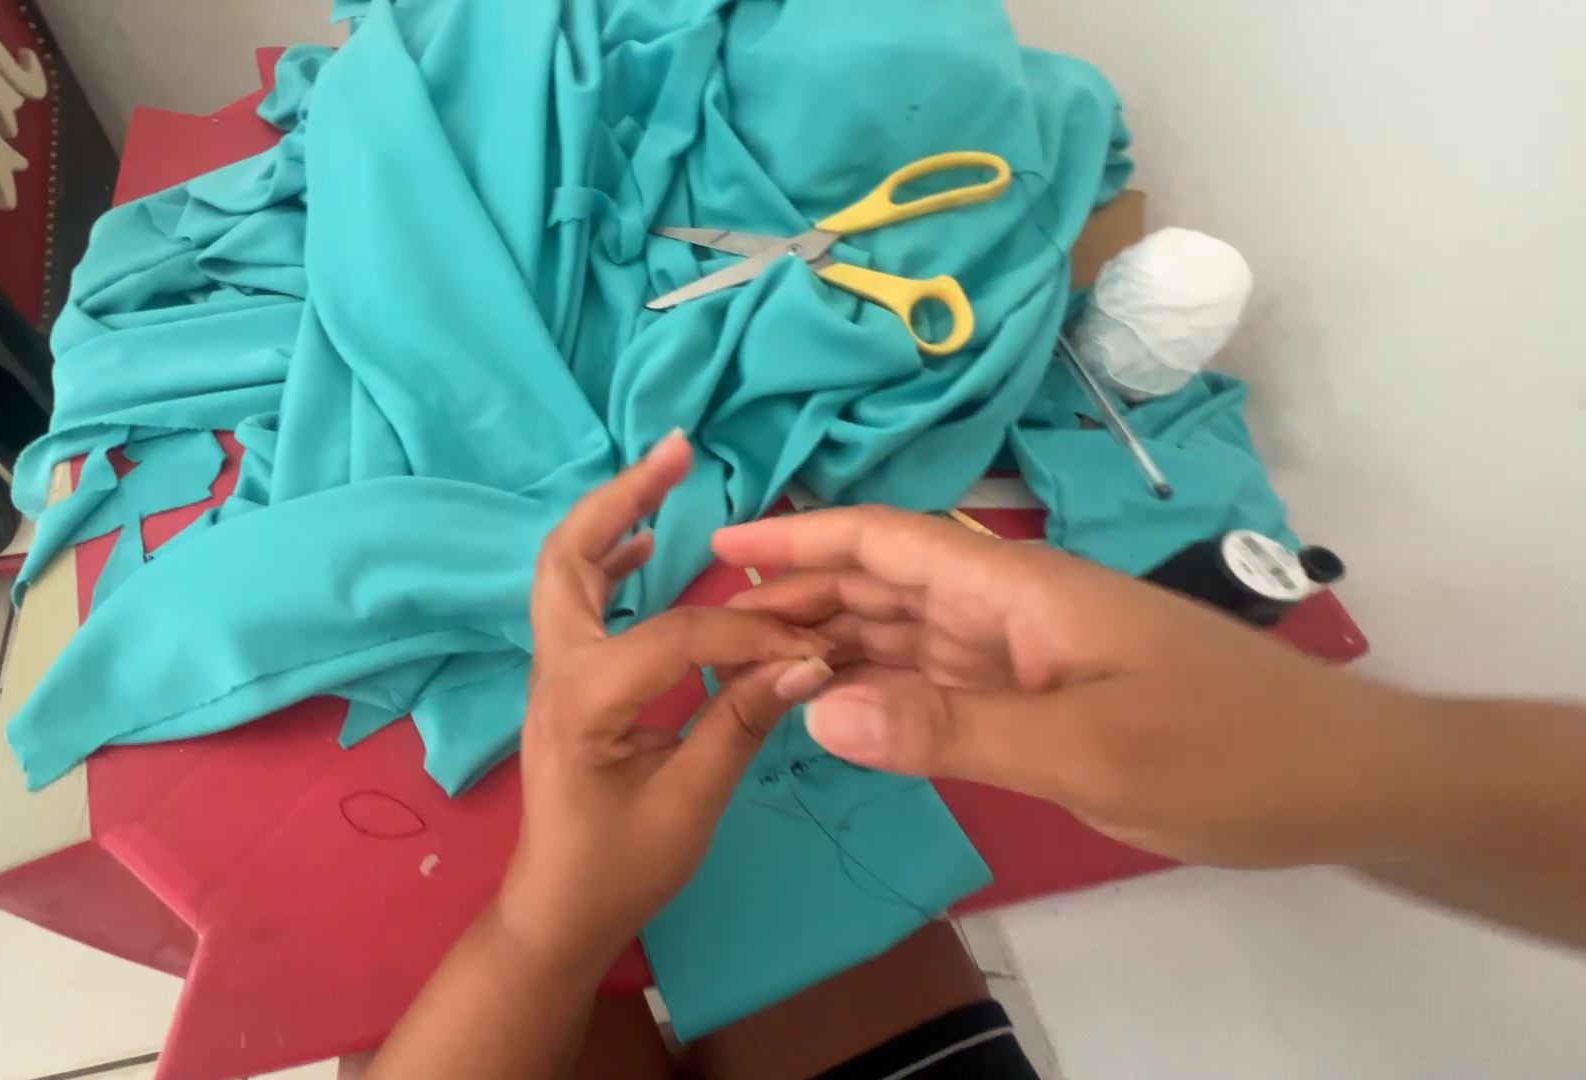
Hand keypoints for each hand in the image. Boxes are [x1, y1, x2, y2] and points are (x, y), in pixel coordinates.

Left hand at [499, 432, 834, 969]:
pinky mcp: (566, 673)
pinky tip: (647, 547)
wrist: (559, 906)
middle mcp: (557, 665)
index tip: (809, 653)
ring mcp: (553, 665)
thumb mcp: (691, 802)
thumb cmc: (620, 866)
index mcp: (584, 698)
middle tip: (678, 451)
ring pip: (565, 566)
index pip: (678, 636)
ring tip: (665, 477)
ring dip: (611, 516)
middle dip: (622, 496)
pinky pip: (578, 595)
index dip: (750, 637)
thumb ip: (741, 722)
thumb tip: (808, 663)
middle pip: (568, 554)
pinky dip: (610, 559)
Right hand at [714, 506, 1423, 868]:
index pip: (881, 541)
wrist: (1344, 786)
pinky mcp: (1017, 690)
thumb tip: (817, 710)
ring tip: (752, 664)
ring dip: (826, 641)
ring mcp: (1006, 648)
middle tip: (718, 629)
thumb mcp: (1085, 747)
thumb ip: (945, 728)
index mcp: (1008, 585)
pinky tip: (827, 702)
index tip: (726, 546)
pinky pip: (923, 678)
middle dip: (796, 596)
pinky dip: (870, 685)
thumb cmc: (1226, 750)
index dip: (799, 537)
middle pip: (874, 584)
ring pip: (893, 631)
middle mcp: (996, 604)